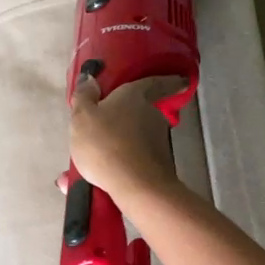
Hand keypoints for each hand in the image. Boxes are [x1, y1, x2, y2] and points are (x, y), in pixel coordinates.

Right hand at [66, 74, 185, 201]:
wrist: (135, 185)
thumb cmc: (105, 143)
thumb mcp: (82, 117)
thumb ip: (84, 97)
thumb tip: (90, 79)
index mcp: (135, 96)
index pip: (156, 82)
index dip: (168, 80)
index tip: (182, 80)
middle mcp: (152, 115)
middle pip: (146, 111)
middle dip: (134, 116)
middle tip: (116, 122)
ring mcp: (159, 141)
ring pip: (140, 137)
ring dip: (126, 142)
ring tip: (103, 155)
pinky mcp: (159, 164)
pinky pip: (138, 158)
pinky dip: (126, 162)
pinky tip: (107, 174)